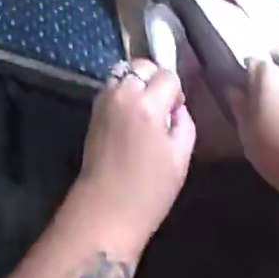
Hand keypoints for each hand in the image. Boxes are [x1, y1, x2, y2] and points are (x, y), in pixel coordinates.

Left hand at [74, 58, 195, 235]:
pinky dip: (123, 92)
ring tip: (143, 111)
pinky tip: (129, 117)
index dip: (176, 92)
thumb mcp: (180, 159)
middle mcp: (123, 93)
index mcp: (148, 104)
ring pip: (125, 72)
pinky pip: (113, 86)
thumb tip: (177, 108)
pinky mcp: (93, 109)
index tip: (175, 112)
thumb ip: (184, 123)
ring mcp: (105, 99)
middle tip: (161, 107)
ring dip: (137, 83)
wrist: (104, 212)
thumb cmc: (148, 191)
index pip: (168, 75)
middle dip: (155, 79)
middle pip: (143, 65)